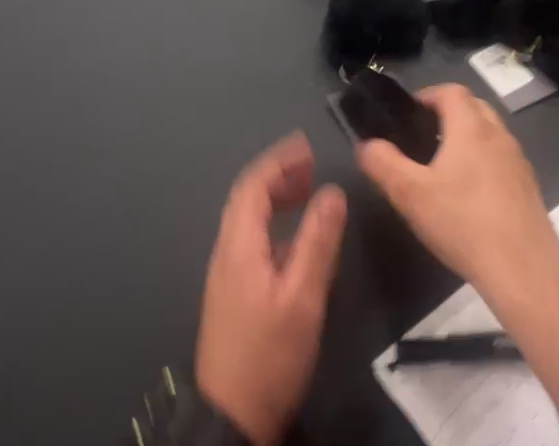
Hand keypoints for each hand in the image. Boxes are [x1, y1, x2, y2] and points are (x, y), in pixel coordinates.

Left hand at [197, 133, 347, 445]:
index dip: (278, 161)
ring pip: (248, 220)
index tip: (306, 145)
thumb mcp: (303, 298)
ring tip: (307, 190)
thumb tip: (333, 192)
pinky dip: (274, 223)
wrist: (232, 414)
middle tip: (311, 164)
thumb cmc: (269, 353)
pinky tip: (296, 238)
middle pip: (247, 199)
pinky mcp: (233, 294)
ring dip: (275, 198)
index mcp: (239, 246)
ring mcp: (227, 274)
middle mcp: (226, 252)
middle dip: (278, 175)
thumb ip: (318, 243)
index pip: (253, 186)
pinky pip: (251, 240)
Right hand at [356, 84, 558, 296]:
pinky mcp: (528, 189)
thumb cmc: (463, 223)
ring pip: (490, 134)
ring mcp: (519, 162)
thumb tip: (366, 145)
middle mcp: (499, 136)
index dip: (427, 95)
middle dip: (447, 114)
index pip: (451, 91)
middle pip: (473, 107)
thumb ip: (382, 163)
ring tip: (440, 168)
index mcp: (471, 128)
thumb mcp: (409, 194)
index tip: (406, 115)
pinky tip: (467, 197)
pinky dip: (482, 163)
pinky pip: (501, 160)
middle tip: (420, 139)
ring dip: (466, 139)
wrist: (524, 270)